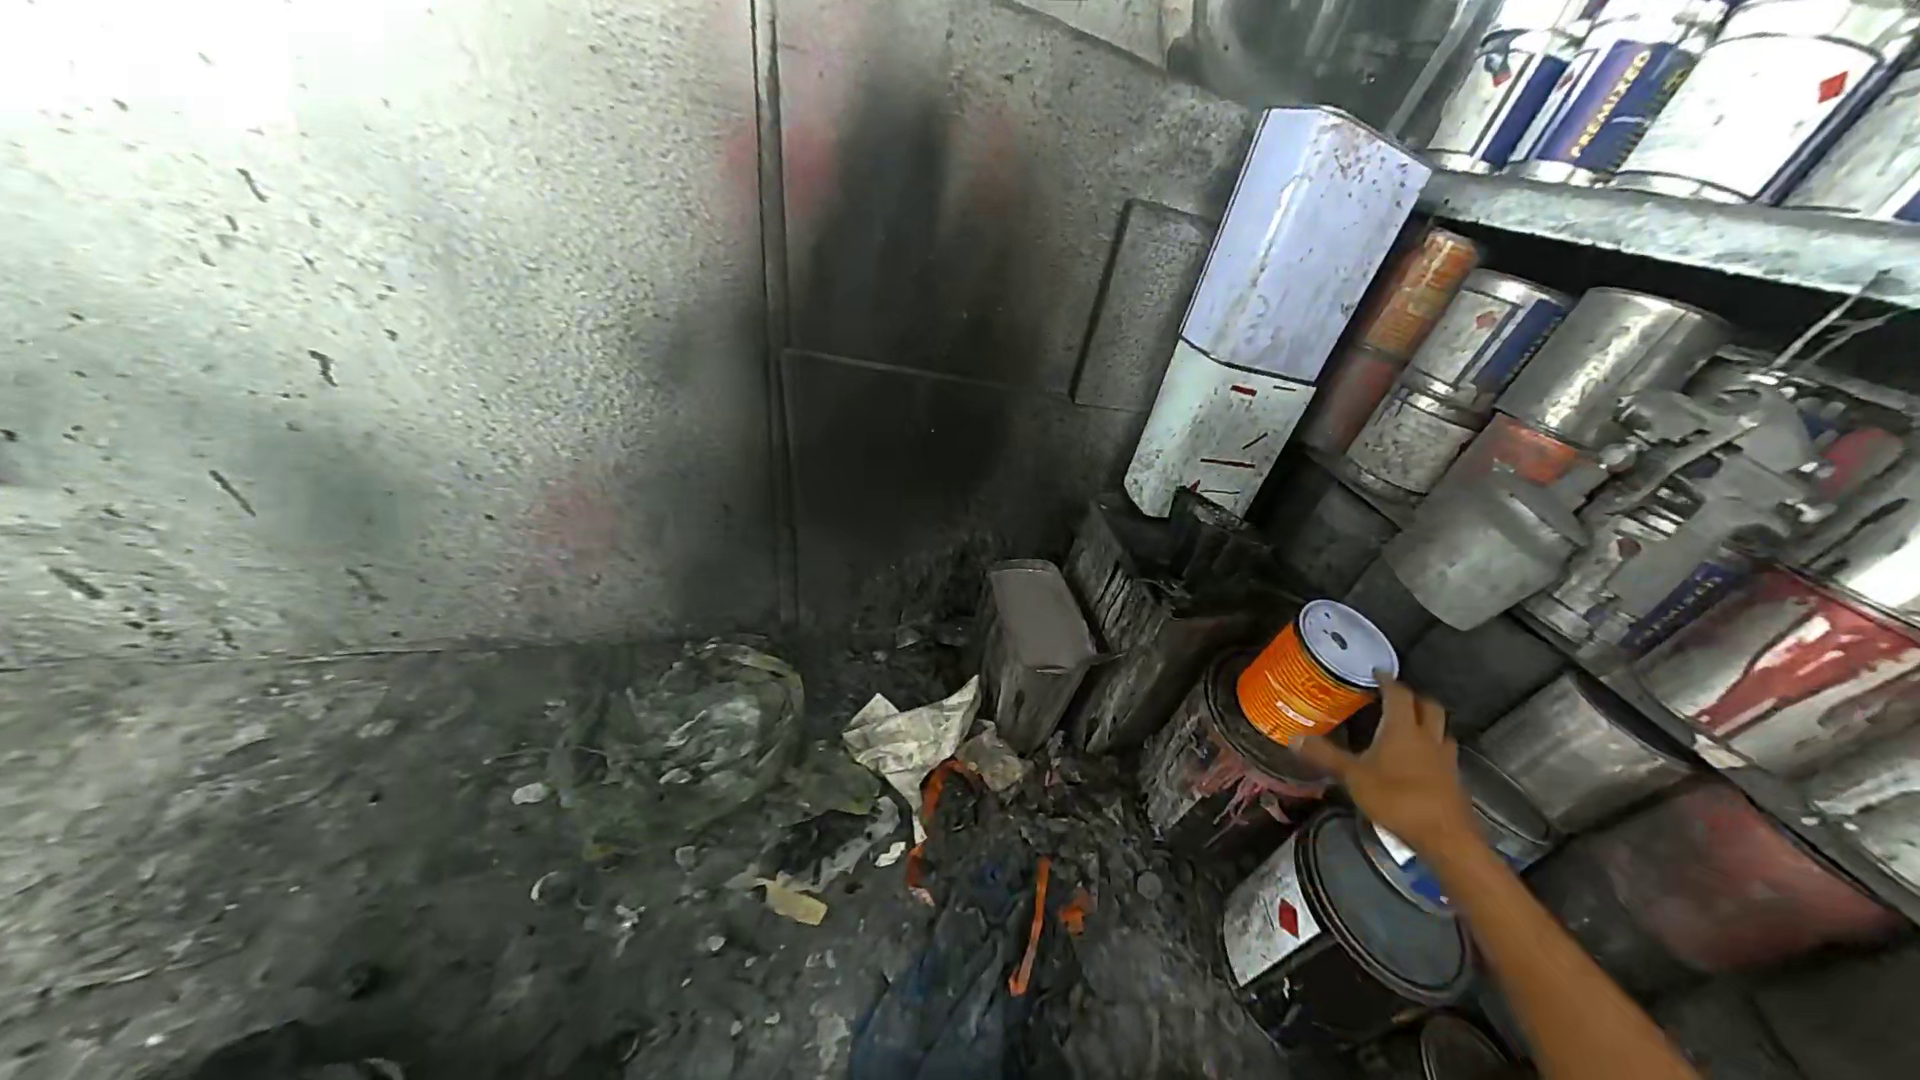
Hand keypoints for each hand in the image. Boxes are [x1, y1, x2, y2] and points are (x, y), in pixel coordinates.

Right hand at [1295, 675, 1480, 857]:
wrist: (1446, 838)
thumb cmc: (1397, 799)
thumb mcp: (1353, 777)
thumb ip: (1326, 756)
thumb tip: (1295, 738)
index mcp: (1402, 729)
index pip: (1399, 694)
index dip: (1388, 681)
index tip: (1377, 672)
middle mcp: (1428, 737)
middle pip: (1429, 706)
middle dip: (1413, 697)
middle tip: (1395, 696)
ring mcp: (1445, 759)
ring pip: (1442, 729)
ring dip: (1428, 722)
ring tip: (1410, 725)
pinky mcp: (1454, 779)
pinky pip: (1445, 752)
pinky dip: (1433, 747)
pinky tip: (1421, 759)